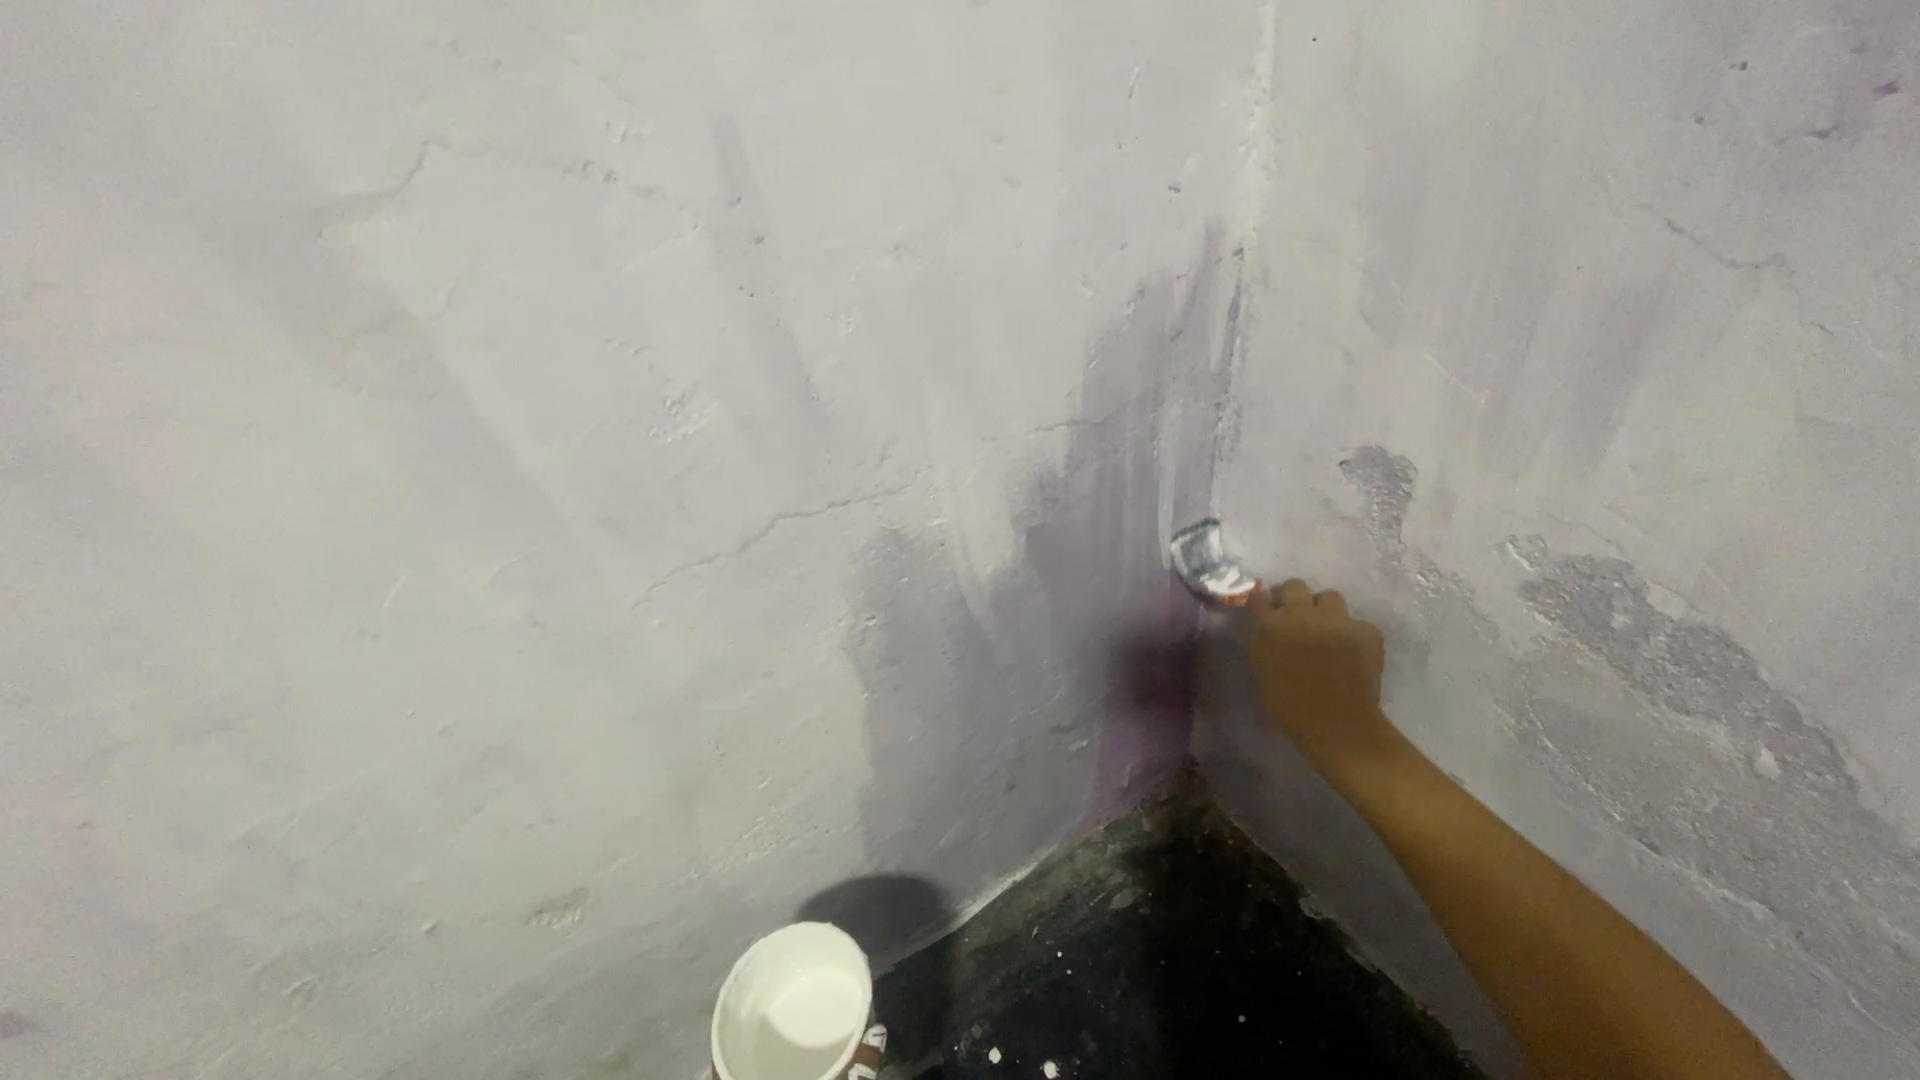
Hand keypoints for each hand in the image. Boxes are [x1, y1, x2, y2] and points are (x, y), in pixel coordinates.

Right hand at [1245, 579, 1400, 776]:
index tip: (1269, 613)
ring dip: (1326, 610)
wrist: (1336, 724)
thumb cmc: (1289, 705)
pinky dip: (1354, 634)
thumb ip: (1262, 641)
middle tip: (1298, 617)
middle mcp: (1301, 614)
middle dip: (1295, 597)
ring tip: (1328, 631)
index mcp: (1269, 626)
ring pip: (1330, 597)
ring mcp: (1336, 620)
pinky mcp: (1365, 630)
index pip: (1260, 597)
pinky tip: (1352, 652)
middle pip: (1295, 586)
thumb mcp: (1262, 669)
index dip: (1265, 604)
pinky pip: (1357, 622)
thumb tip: (1267, 627)